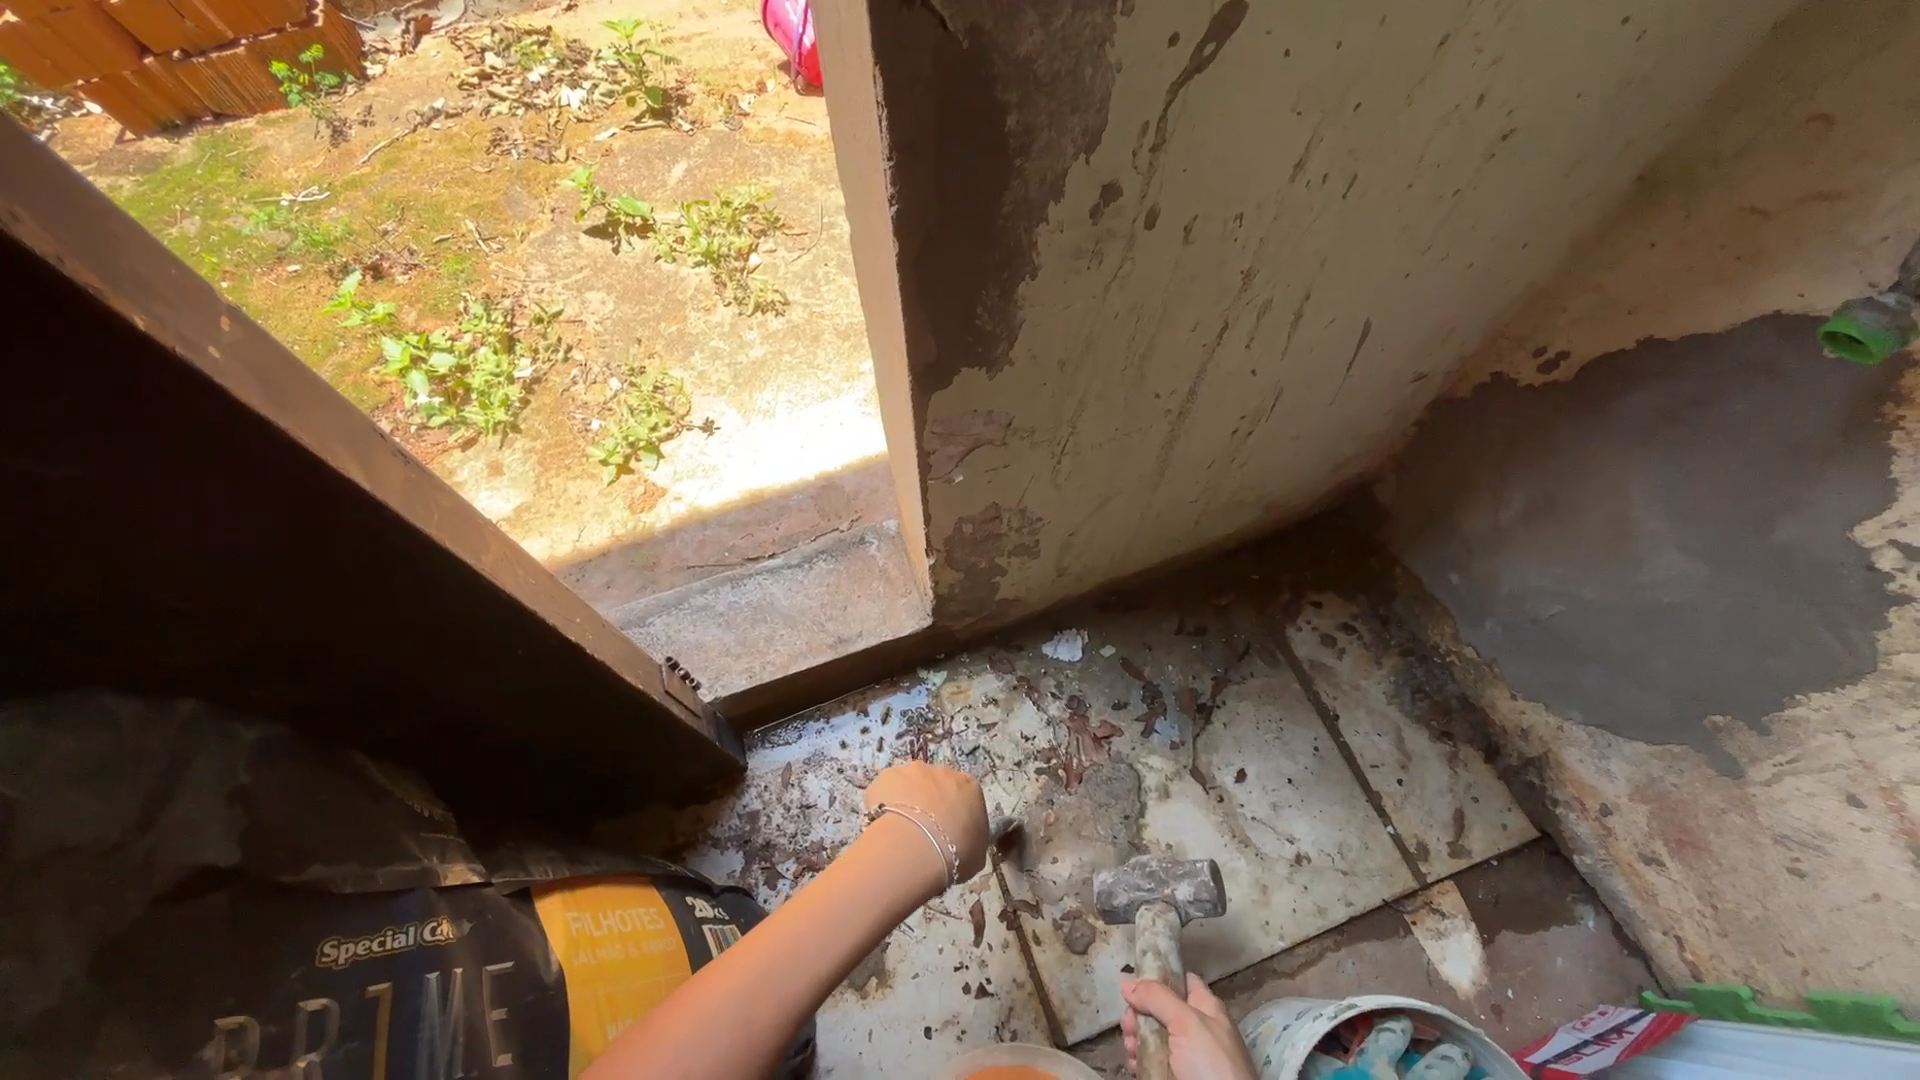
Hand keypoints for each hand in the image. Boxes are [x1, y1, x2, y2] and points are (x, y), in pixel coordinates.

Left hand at [862, 762, 988, 883]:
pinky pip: (884, 791)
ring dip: (905, 801)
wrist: (918, 846)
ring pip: (908, 784)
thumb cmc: (956, 852)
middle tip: (921, 832)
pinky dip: (882, 804)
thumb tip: (965, 843)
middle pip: (935, 785)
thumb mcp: (977, 854)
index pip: (964, 795)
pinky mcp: (886, 776)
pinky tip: (882, 826)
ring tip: (900, 831)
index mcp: (970, 787)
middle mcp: (943, 771)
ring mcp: (912, 770)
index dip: (953, 813)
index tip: (947, 831)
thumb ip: (972, 840)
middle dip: (928, 803)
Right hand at [1120, 973, 1258, 1079]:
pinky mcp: (1173, 1075)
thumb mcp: (1187, 1022)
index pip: (1180, 980)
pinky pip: (1150, 1060)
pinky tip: (1133, 1063)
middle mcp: (1194, 1028)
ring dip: (1135, 1038)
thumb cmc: (1212, 1064)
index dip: (1157, 977)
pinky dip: (1138, 1059)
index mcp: (1205, 1007)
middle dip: (1138, 1013)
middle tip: (1129, 1024)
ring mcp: (1184, 1054)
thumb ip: (1158, 997)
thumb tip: (1127, 980)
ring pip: (1151, 1035)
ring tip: (1131, 1047)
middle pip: (1158, 1008)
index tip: (1133, 981)